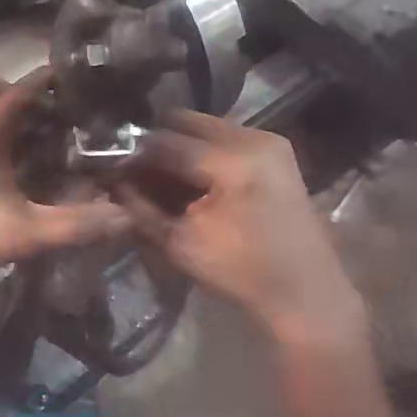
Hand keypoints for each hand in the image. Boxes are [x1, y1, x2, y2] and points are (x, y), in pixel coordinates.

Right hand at [117, 110, 362, 339]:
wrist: (306, 294)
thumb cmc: (242, 274)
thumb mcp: (180, 243)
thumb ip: (140, 207)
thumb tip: (111, 182)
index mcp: (233, 161)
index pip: (165, 142)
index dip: (132, 153)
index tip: (109, 166)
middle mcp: (253, 137)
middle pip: (185, 122)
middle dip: (155, 143)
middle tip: (133, 170)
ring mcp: (268, 140)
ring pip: (203, 127)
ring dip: (177, 146)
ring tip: (157, 176)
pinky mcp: (275, 151)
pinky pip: (223, 138)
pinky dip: (200, 153)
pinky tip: (187, 179)